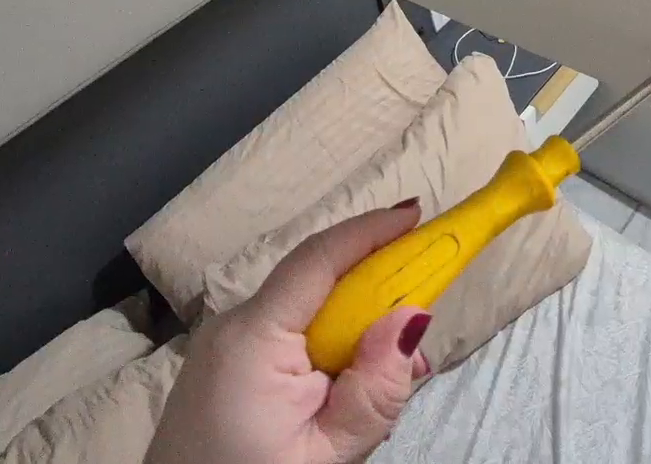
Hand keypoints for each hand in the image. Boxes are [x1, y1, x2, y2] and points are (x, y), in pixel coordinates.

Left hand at [145, 205, 432, 463]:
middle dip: (374, 285)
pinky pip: (291, 330)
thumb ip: (372, 392)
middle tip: (424, 305)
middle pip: (318, 281)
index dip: (370, 229)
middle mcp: (235, 322)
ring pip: (308, 307)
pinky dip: (329, 340)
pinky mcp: (228, 358)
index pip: (319, 259)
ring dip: (354, 320)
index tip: (417, 211)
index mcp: (253, 337)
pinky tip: (350, 380)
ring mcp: (227, 339)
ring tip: (392, 367)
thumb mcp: (324, 458)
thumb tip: (413, 319)